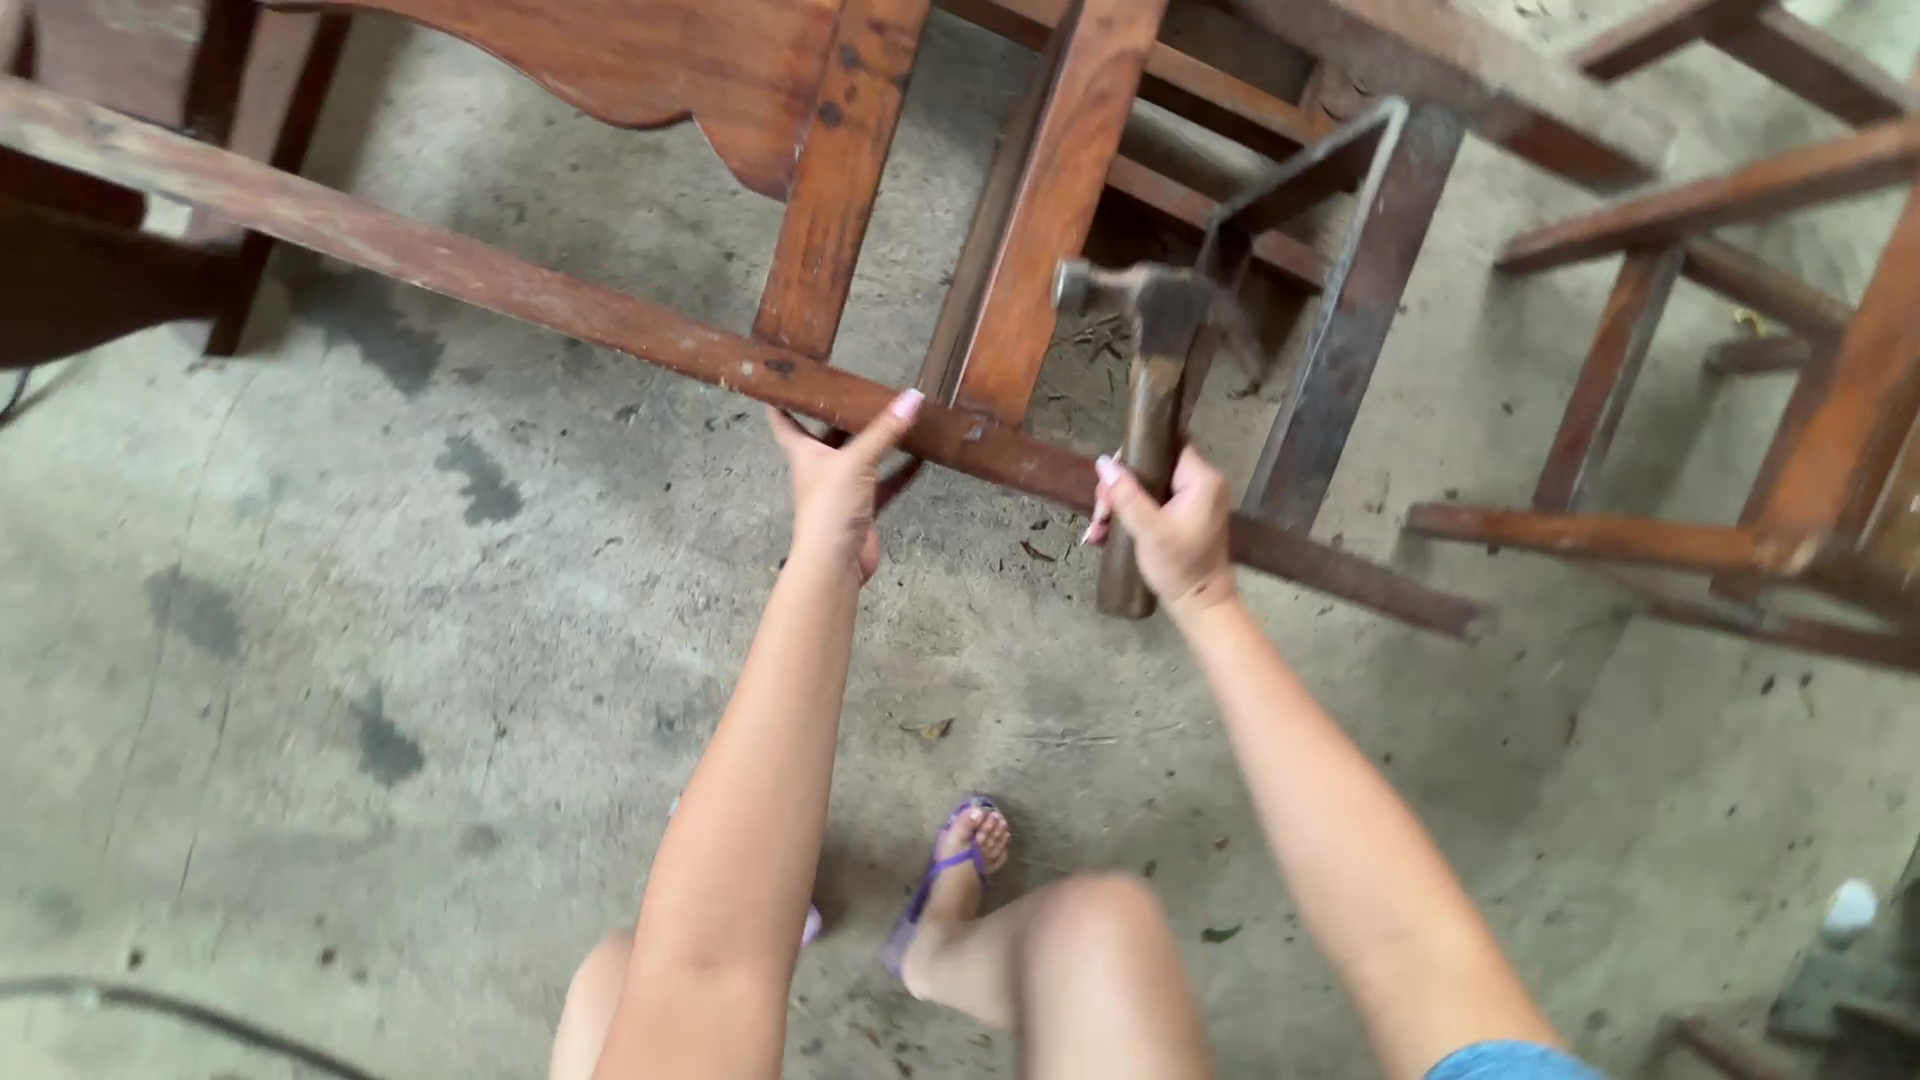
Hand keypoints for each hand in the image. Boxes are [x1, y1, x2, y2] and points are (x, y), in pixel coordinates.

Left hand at [767, 389, 923, 583]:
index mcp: (803, 452)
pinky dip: (901, 471)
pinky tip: (921, 457)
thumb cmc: (830, 506)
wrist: (836, 561)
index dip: (782, 395)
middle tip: (859, 387)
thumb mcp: (856, 461)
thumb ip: (885, 431)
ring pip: (860, 458)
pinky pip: (885, 483)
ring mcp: (842, 489)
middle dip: (840, 414)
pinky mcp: (864, 508)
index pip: (783, 417)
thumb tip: (913, 397)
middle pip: (827, 434)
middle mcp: (820, 467)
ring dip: (876, 441)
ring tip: (896, 414)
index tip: (790, 372)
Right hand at [1083, 448, 1237, 616]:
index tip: (1113, 473)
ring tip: (1099, 526)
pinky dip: (1130, 513)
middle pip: (1152, 465)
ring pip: (1147, 485)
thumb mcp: (1148, 530)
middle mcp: (1202, 483)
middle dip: (1120, 485)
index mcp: (1201, 479)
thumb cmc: (1180, 566)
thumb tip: (1103, 463)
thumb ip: (1126, 495)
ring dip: (1120, 502)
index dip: (1138, 451)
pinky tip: (1107, 531)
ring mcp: (1193, 500)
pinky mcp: (1183, 515)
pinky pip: (1151, 502)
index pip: (1169, 442)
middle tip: (1101, 509)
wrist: (1200, 603)